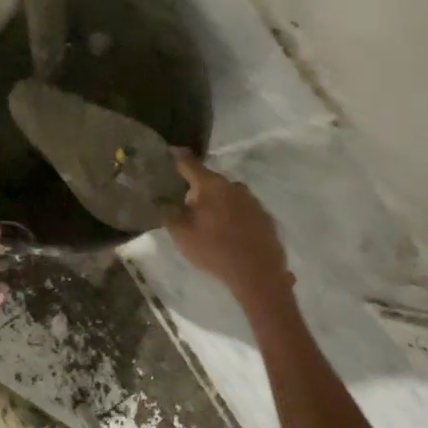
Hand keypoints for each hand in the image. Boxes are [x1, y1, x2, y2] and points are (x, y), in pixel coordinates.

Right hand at [164, 150, 292, 302]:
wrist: (258, 274)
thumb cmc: (214, 250)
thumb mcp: (181, 234)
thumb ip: (169, 213)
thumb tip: (162, 199)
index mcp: (211, 185)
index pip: (189, 163)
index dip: (177, 157)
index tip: (169, 152)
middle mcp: (234, 186)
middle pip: (210, 181)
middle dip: (198, 189)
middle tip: (186, 206)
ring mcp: (253, 200)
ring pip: (228, 196)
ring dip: (217, 204)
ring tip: (209, 224)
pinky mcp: (265, 216)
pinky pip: (243, 210)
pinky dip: (233, 216)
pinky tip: (230, 234)